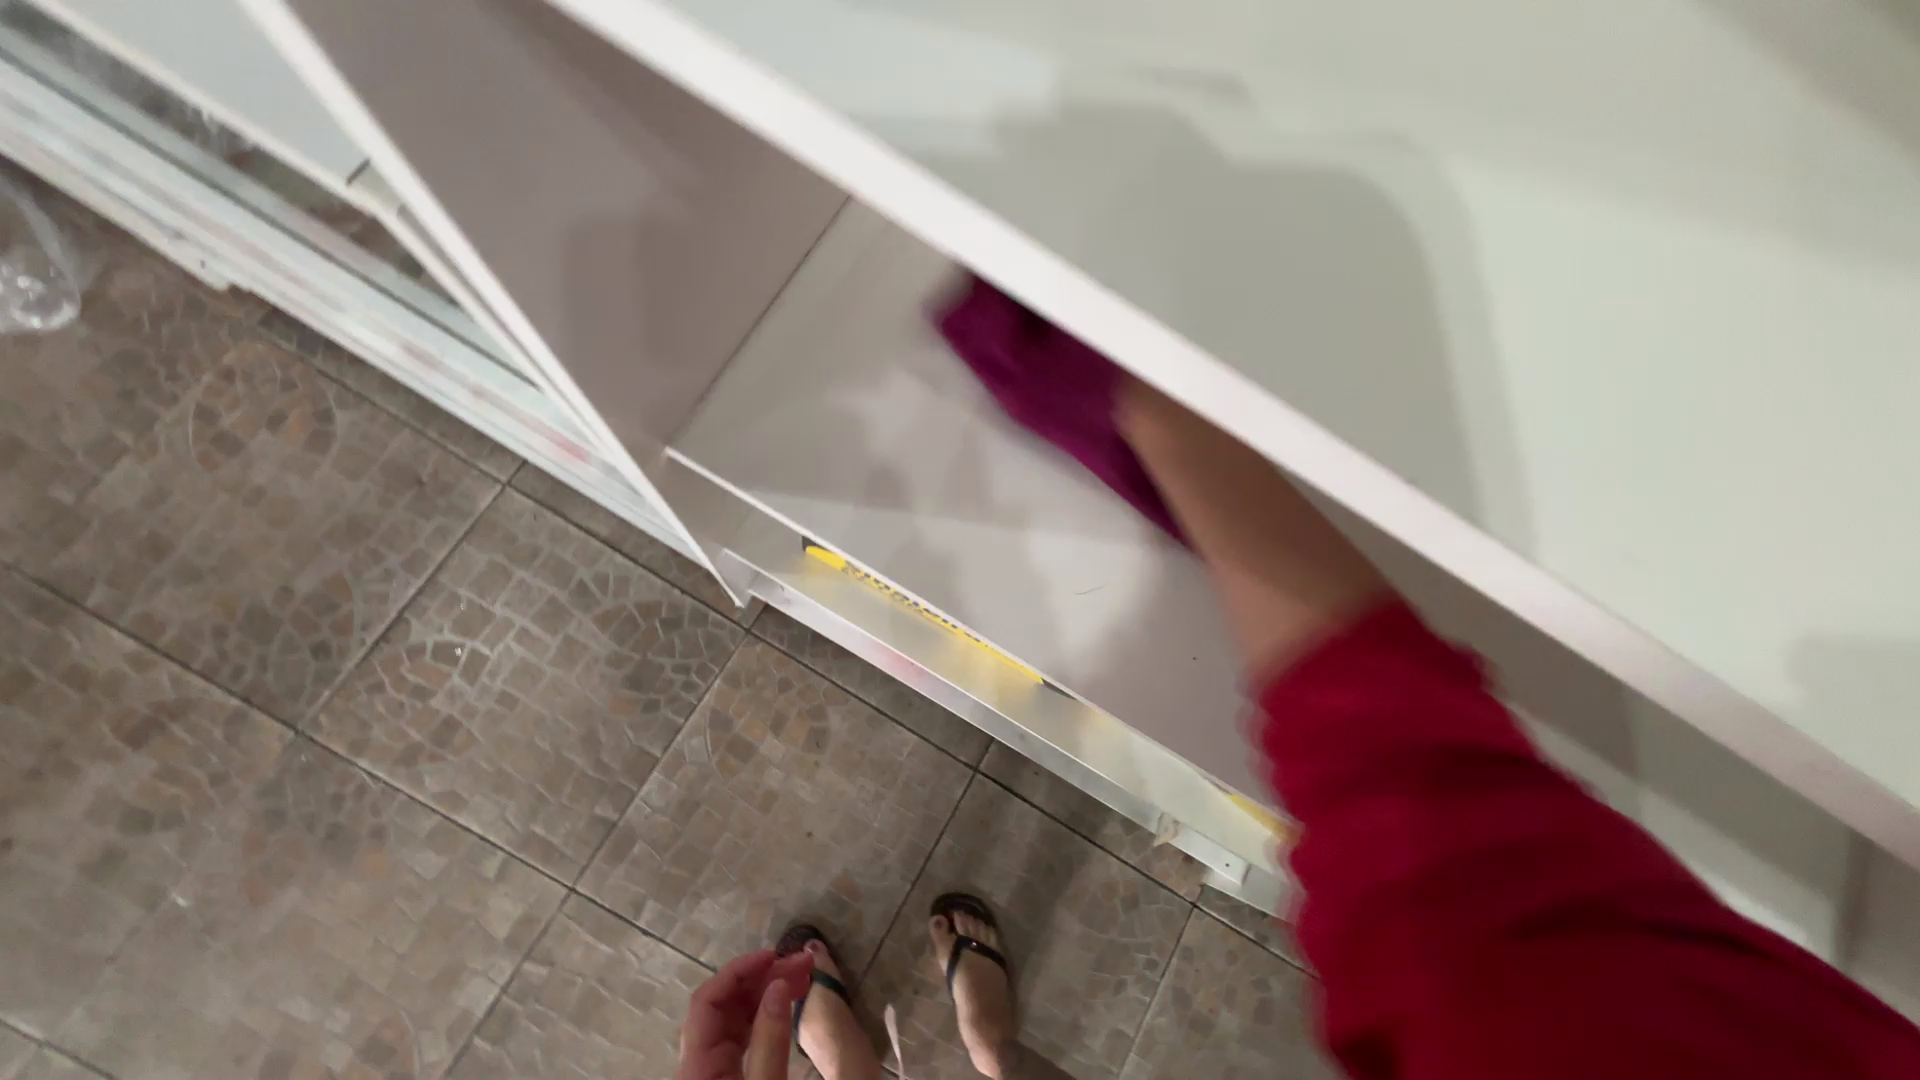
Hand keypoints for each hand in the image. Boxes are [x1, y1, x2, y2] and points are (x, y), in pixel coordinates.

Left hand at [677, 948, 814, 1079]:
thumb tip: (779, 984)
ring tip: (802, 976)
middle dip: (763, 977)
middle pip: (723, 1004)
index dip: (738, 970)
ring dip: (768, 991)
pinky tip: (788, 1002)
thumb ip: (770, 1041)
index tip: (774, 955)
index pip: (706, 1000)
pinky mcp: (728, 1074)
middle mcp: (699, 1060)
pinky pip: (743, 1033)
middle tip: (801, 964)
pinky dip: (766, 1013)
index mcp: (696, 1064)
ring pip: (735, 1016)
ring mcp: (713, 1067)